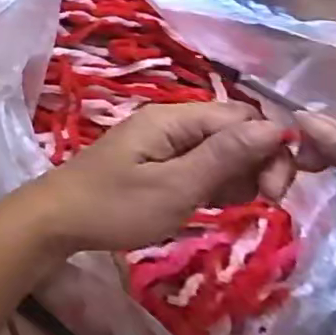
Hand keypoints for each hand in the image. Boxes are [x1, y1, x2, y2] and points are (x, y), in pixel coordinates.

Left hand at [24, 102, 293, 252]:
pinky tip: (209, 205)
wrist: (60, 218)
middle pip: (234, 130)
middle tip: (260, 203)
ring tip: (223, 206)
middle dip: (257, 164)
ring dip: (237, 178)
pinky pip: (201, 165)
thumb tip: (275, 126)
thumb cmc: (117, 205)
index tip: (275, 192)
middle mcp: (168, 122)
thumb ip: (224, 156)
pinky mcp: (157, 162)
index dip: (270, 149)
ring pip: (221, 150)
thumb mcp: (176, 185)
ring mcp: (162, 141)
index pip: (243, 116)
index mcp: (171, 118)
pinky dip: (214, 184)